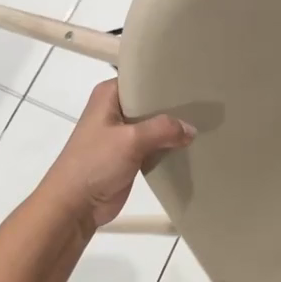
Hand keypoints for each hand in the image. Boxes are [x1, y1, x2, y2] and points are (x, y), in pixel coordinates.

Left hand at [36, 80, 194, 227]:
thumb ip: (163, 129)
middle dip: (173, 105)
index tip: (192, 79)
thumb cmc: (95, 163)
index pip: (141, 77)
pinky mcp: (128, 155)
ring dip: (172, 128)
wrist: (75, 204)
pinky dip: (168, 146)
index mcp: (109, 95)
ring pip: (154, 125)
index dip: (164, 78)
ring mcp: (122, 133)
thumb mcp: (130, 140)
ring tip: (205, 122)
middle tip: (205, 103)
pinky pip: (153, 145)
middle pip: (150, 101)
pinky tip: (191, 145)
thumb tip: (191, 130)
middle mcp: (115, 109)